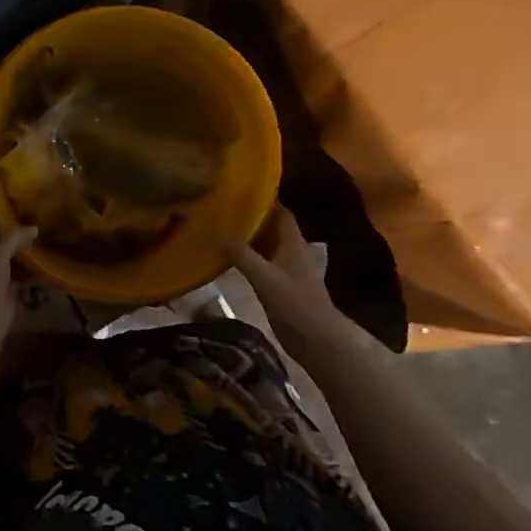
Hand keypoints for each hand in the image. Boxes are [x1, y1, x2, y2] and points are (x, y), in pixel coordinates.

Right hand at [223, 209, 344, 353]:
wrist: (316, 339)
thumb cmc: (294, 303)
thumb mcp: (264, 277)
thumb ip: (241, 255)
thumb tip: (215, 233)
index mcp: (292, 243)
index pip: (281, 212)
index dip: (265, 200)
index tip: (240, 190)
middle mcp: (291, 251)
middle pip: (271, 227)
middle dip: (250, 218)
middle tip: (223, 209)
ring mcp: (286, 270)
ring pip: (265, 246)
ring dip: (247, 239)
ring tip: (220, 229)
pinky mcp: (280, 286)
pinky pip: (261, 264)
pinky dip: (247, 259)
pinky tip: (228, 259)